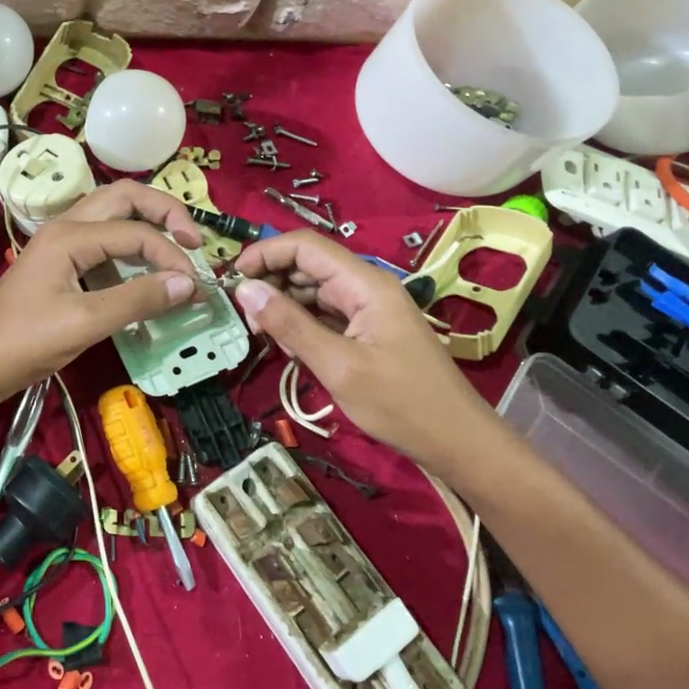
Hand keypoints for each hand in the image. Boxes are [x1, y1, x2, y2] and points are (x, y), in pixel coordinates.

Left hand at [0, 180, 202, 398]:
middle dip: (163, 211)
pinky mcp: (58, 264)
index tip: (196, 286)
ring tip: (175, 250)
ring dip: (146, 225)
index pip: (136, 231)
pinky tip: (142, 275)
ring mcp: (59, 244)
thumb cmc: (25, 343)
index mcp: (69, 236)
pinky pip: (100, 241)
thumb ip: (137, 299)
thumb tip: (188, 283)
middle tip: (193, 240)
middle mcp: (65, 228)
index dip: (171, 254)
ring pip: (111, 216)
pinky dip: (128, 249)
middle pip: (123, 198)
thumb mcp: (85, 323)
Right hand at [231, 230, 503, 471]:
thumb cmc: (401, 404)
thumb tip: (244, 289)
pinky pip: (323, 314)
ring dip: (283, 306)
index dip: (264, 254)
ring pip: (311, 290)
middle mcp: (365, 287)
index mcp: (365, 284)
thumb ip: (290, 324)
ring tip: (265, 338)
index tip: (232, 280)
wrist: (457, 442)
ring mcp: (367, 309)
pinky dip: (300, 324)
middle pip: (306, 265)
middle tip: (247, 320)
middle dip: (270, 283)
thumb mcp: (338, 366)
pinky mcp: (366, 331)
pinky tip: (289, 348)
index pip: (305, 246)